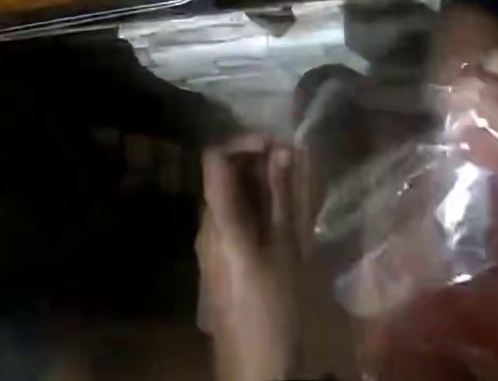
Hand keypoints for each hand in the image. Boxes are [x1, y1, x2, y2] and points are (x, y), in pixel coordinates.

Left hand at [196, 135, 298, 380]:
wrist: (253, 373)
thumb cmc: (272, 311)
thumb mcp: (284, 251)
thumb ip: (281, 197)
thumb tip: (284, 151)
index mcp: (219, 220)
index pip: (215, 157)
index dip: (243, 140)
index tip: (275, 142)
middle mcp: (206, 224)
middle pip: (221, 174)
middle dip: (255, 158)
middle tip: (291, 159)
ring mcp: (209, 242)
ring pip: (227, 193)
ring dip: (256, 180)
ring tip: (291, 181)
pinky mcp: (218, 257)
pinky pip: (230, 214)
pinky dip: (252, 202)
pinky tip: (280, 211)